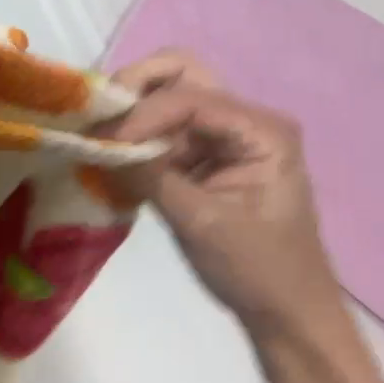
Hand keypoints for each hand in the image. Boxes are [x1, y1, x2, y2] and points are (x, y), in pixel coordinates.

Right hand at [103, 51, 343, 341]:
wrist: (285, 310)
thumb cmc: (256, 267)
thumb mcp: (200, 220)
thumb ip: (150, 174)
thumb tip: (98, 141)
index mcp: (261, 131)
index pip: (188, 97)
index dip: (142, 114)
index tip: (106, 144)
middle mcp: (244, 120)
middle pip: (179, 72)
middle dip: (133, 87)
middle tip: (99, 116)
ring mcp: (221, 136)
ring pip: (163, 95)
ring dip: (128, 112)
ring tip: (99, 139)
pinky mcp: (200, 155)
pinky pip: (158, 128)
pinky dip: (130, 136)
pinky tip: (111, 158)